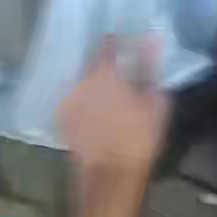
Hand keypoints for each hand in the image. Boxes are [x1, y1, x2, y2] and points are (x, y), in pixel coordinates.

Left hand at [56, 37, 169, 182]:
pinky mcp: (62, 120)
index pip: (108, 43)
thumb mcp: (155, 103)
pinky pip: (72, 103)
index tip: (130, 50)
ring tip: (107, 99)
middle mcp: (80, 80)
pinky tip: (94, 116)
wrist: (111, 175)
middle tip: (120, 79)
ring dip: (93, 86)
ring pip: (81, 83)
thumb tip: (152, 42)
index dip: (120, 44)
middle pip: (91, 63)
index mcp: (104, 72)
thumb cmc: (139, 140)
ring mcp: (67, 100)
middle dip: (105, 68)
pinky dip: (82, 104)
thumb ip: (151, 69)